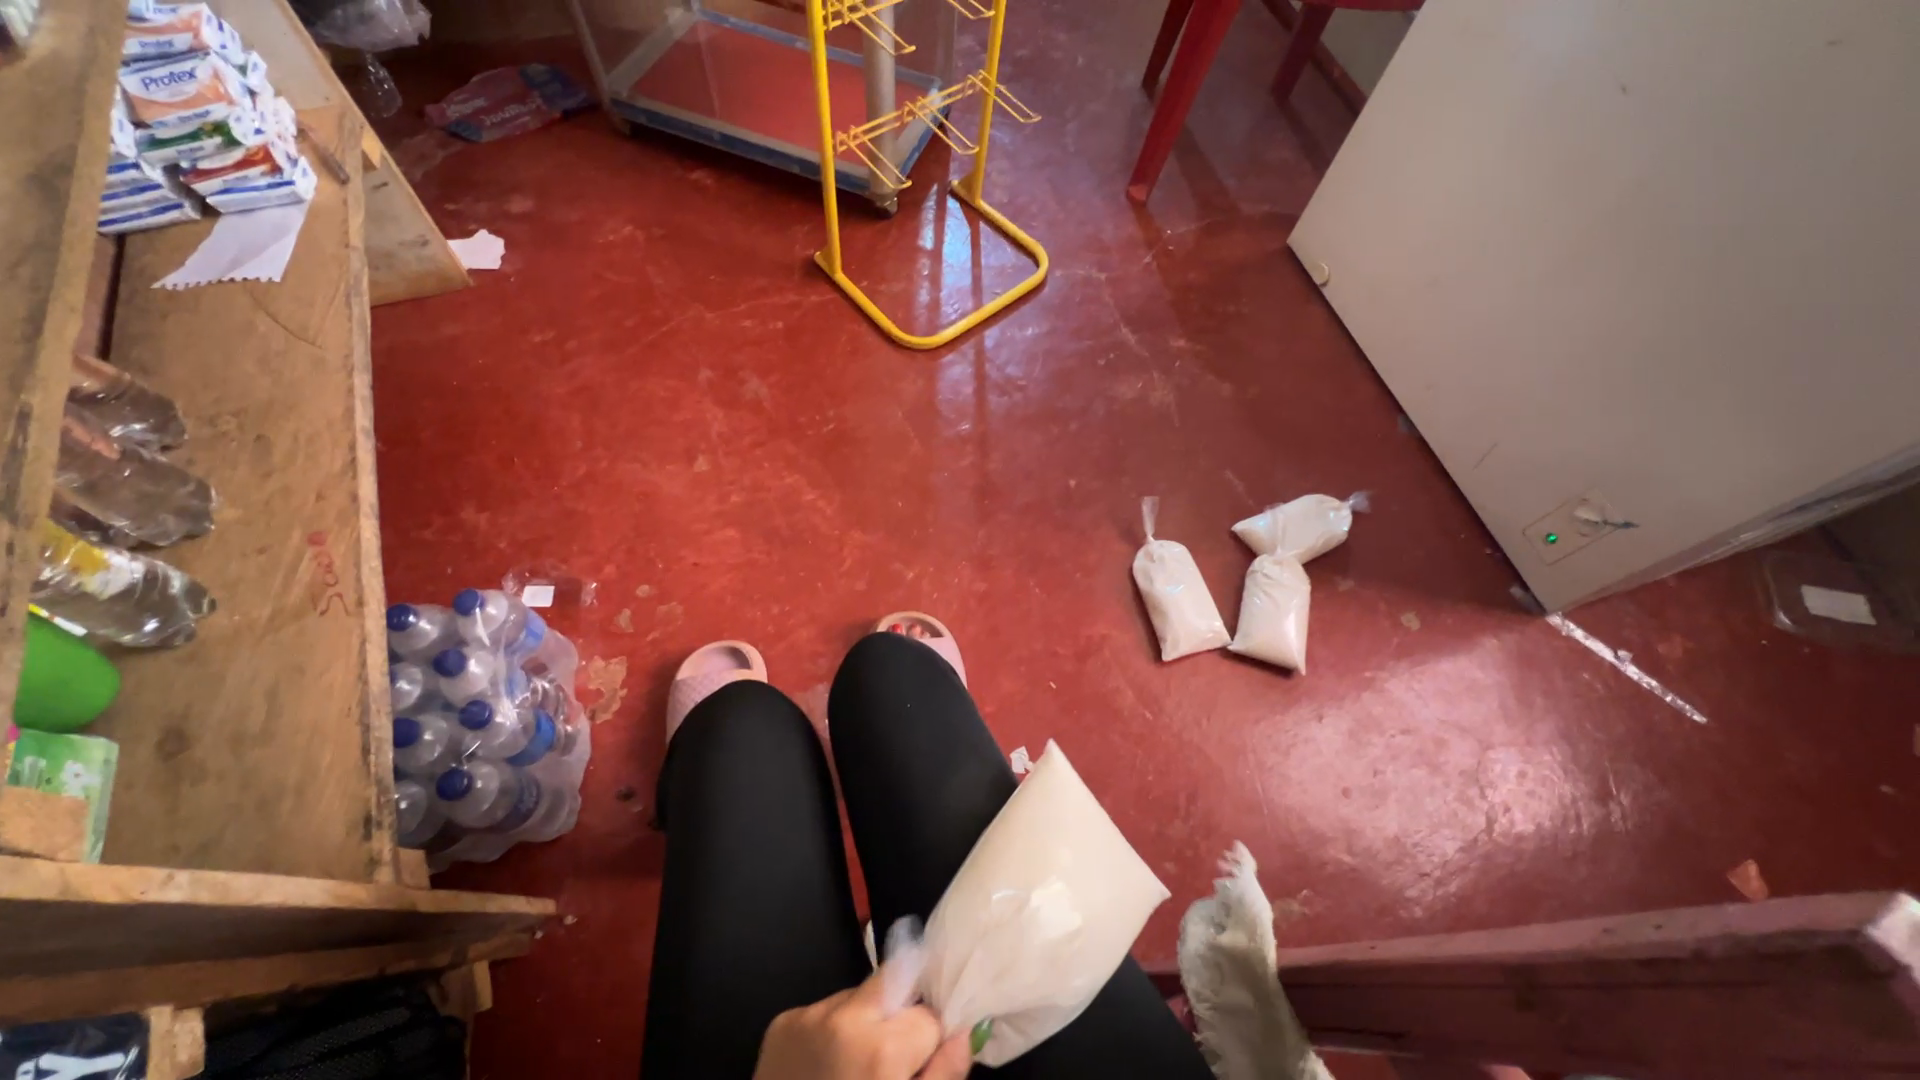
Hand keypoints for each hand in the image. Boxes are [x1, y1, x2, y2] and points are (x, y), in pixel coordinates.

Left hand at [754, 969, 973, 1079]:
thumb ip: (943, 1075)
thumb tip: (964, 1032)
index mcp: (882, 1049)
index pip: (930, 1016)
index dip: (929, 1042)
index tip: (918, 1063)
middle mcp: (845, 1017)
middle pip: (896, 981)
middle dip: (901, 1011)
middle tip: (892, 1055)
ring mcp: (809, 1016)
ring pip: (860, 996)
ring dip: (866, 1020)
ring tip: (854, 1067)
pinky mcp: (782, 1022)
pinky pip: (826, 1010)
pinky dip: (834, 1030)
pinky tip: (825, 1066)